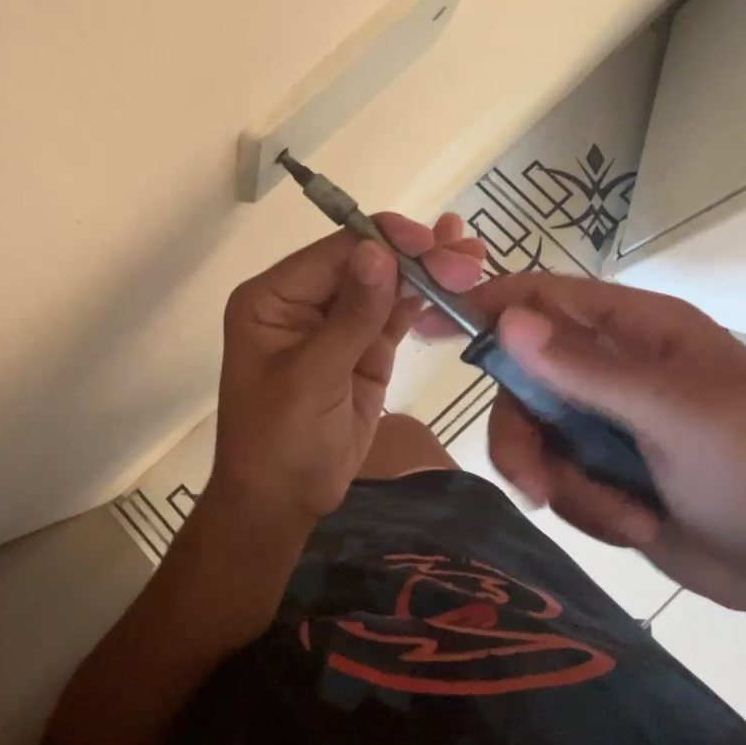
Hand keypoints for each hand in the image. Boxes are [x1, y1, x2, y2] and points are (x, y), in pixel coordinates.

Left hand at [212, 212, 484, 518]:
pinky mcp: (362, 350)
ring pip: (384, 286)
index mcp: (271, 299)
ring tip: (474, 259)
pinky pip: (395, 317)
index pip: (333, 254)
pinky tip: (460, 286)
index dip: (385, 242)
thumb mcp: (312, 379)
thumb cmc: (280, 443)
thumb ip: (350, 316)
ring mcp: (334, 325)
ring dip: (428, 272)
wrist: (282, 502)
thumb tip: (378, 250)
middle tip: (467, 258)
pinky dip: (426, 303)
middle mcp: (300, 302)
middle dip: (416, 256)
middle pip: (364, 264)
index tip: (435, 243)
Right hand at [444, 273, 745, 612]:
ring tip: (611, 515)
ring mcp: (602, 419)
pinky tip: (631, 523)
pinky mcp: (595, 468)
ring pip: (526, 431)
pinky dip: (580, 504)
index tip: (431, 330)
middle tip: (533, 483)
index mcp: (643, 330)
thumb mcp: (678, 415)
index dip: (487, 306)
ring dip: (557, 479)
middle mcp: (614, 366)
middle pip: (520, 376)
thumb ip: (587, 369)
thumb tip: (506, 318)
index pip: (546, 298)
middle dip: (525, 435)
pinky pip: (548, 474)